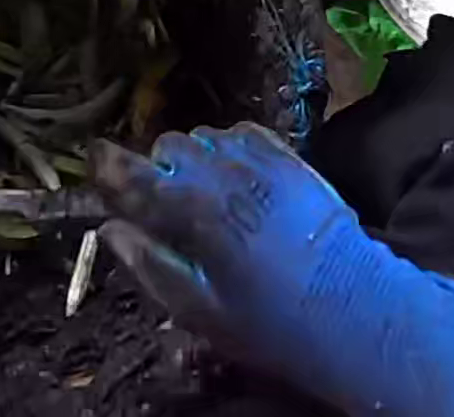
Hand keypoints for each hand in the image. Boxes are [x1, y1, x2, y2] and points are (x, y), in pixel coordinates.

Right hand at [92, 123, 453, 416]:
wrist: (357, 310)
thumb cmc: (269, 321)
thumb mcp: (200, 310)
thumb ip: (149, 264)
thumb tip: (112, 229)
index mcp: (188, 210)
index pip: (128, 169)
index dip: (104, 162)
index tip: (96, 161)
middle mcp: (214, 171)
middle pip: (165, 147)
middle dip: (158, 168)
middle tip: (171, 200)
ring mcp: (251, 156)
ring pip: (200, 137)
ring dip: (195, 159)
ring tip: (210, 190)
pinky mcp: (281, 151)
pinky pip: (237, 132)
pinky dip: (228, 148)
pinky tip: (239, 176)